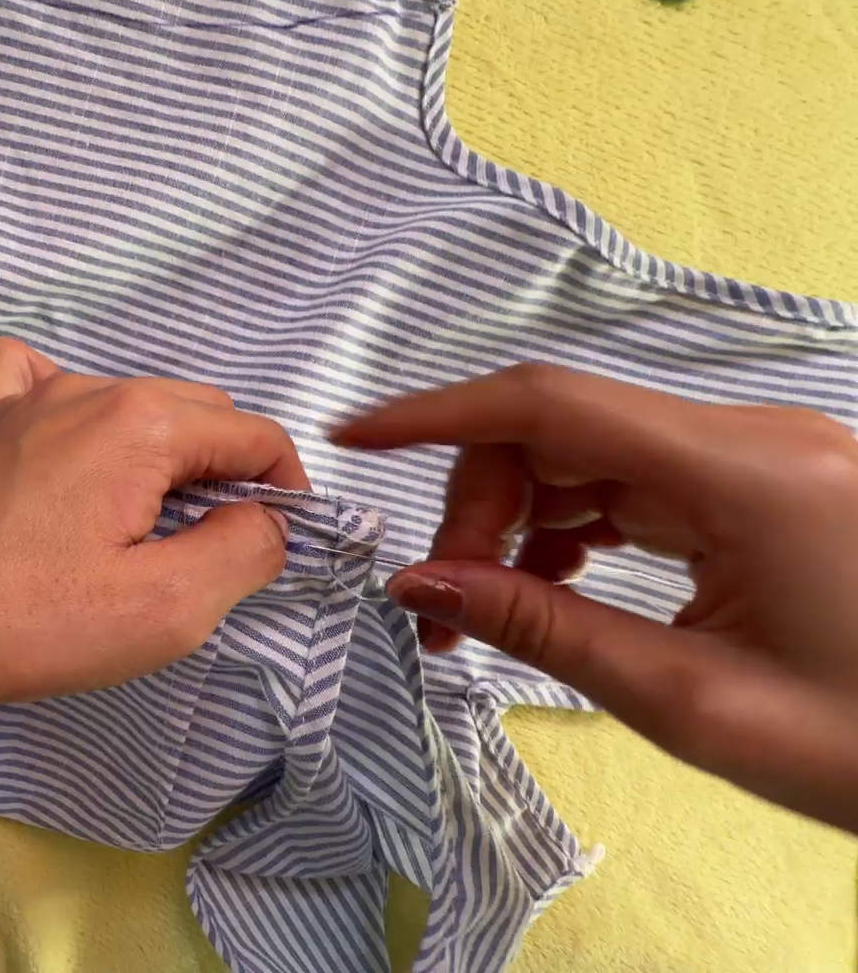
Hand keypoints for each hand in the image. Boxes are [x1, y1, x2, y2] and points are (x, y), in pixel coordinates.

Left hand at [0, 337, 303, 732]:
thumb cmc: (25, 622)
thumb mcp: (165, 607)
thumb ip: (245, 550)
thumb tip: (266, 518)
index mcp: (139, 422)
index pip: (253, 433)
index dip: (283, 488)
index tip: (274, 544)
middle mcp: (81, 391)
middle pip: (192, 413)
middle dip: (223, 472)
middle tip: (209, 548)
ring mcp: (19, 401)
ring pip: (124, 402)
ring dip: (156, 450)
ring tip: (140, 520)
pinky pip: (33, 380)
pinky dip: (69, 406)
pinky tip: (65, 449)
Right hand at [334, 363, 857, 832]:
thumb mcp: (692, 700)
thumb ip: (534, 626)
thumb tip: (410, 583)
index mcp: (746, 473)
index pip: (543, 403)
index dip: (430, 413)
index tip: (350, 437)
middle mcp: (747, 442)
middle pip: (546, 436)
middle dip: (474, 507)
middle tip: (444, 595)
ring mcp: (753, 462)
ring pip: (571, 458)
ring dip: (509, 520)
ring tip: (487, 601)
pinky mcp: (754, 488)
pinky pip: (616, 483)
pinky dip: (558, 526)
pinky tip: (553, 581)